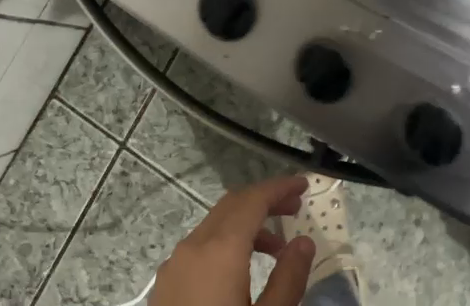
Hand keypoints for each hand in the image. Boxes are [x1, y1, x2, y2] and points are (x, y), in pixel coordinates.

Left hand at [148, 175, 316, 305]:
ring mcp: (174, 265)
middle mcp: (193, 246)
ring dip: (245, 226)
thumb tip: (303, 242)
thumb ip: (288, 279)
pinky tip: (241, 271)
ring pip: (213, 227)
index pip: (252, 201)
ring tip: (276, 248)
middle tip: (295, 209)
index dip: (279, 188)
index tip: (304, 184)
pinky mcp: (165, 285)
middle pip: (231, 208)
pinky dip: (225, 244)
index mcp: (219, 250)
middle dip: (263, 202)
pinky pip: (199, 248)